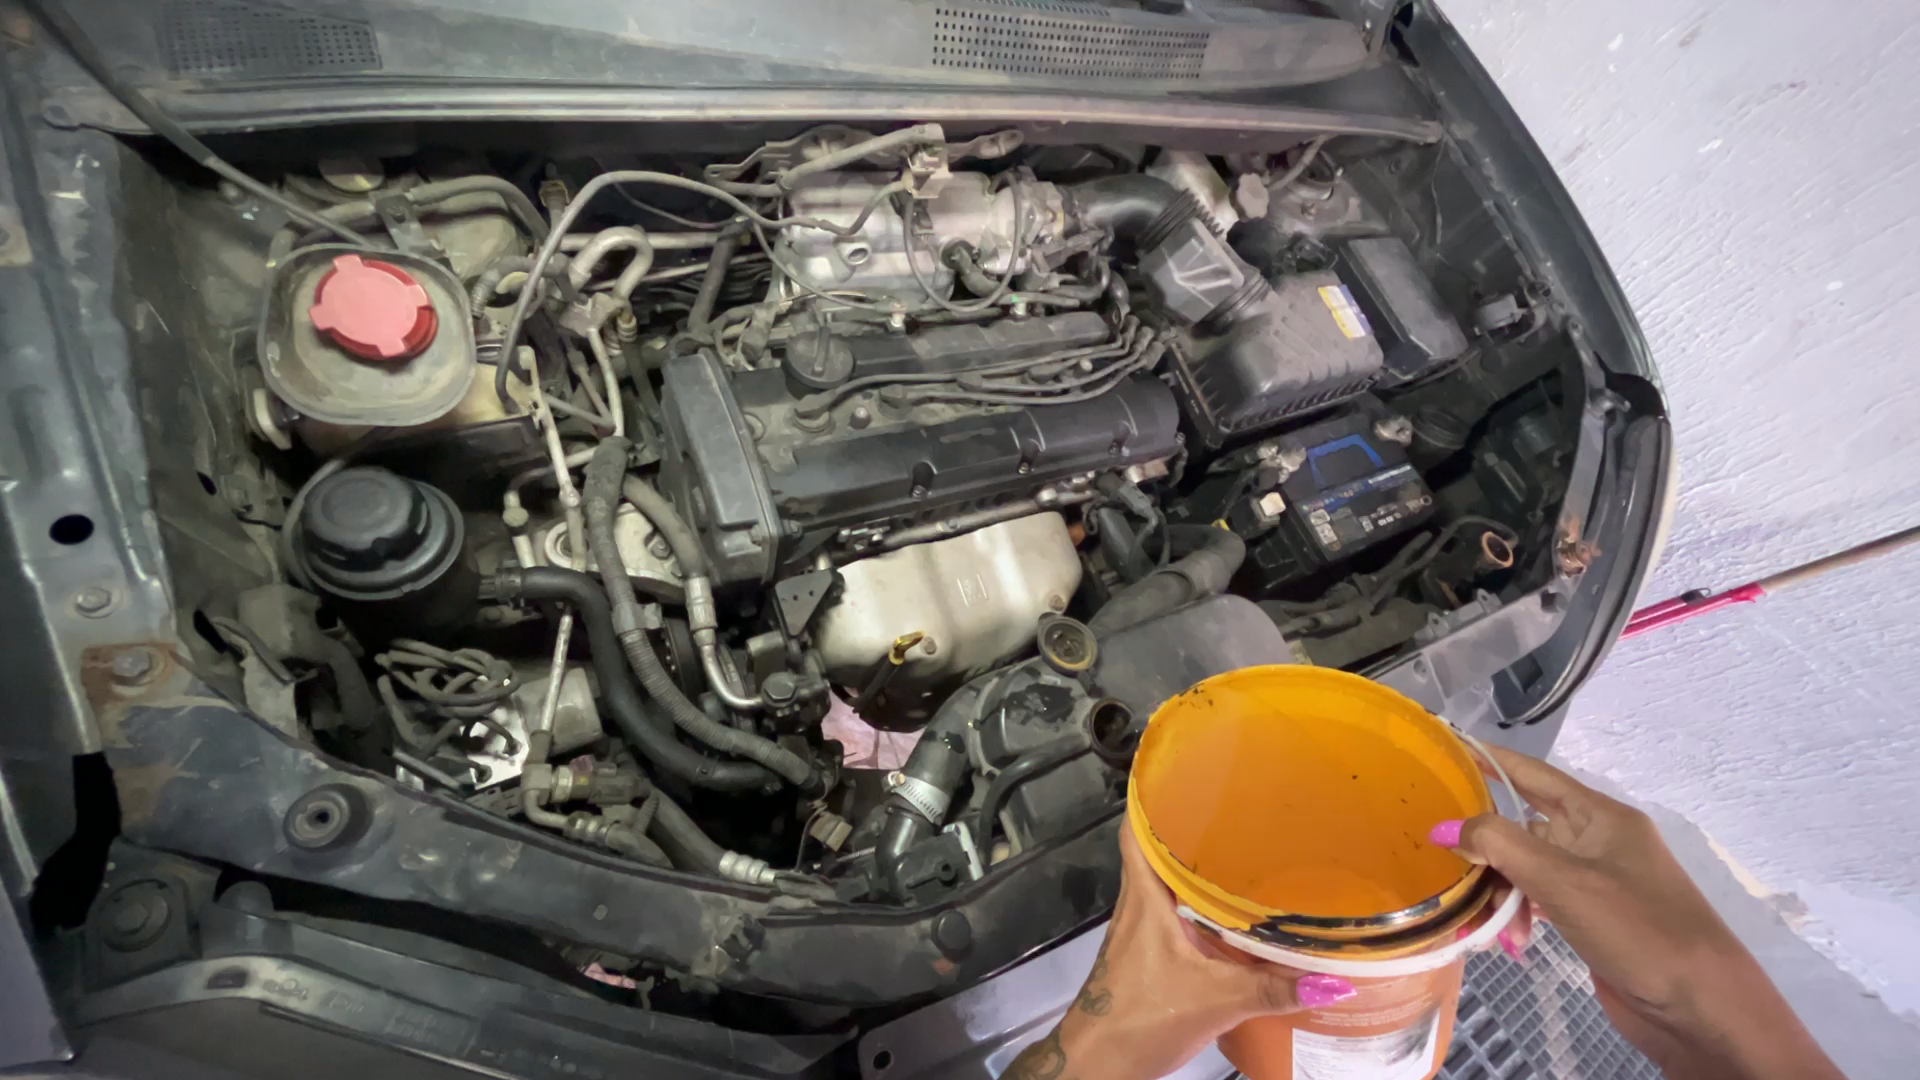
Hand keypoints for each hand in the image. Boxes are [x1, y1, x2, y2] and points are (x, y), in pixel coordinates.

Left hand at [1003, 823, 1355, 1079]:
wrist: (1101, 1059)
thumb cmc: (1145, 1013)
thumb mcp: (1214, 1001)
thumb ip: (1272, 990)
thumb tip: (1337, 979)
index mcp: (1144, 895)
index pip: (1135, 830)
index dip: (1147, 797)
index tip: (1176, 772)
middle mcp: (1137, 901)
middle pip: (1151, 849)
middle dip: (1180, 825)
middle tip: (1224, 805)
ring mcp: (1138, 926)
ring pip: (1159, 879)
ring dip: (1185, 862)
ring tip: (1230, 847)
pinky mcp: (1144, 950)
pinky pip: (1166, 908)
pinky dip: (1188, 898)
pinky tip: (1220, 910)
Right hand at [1431, 746, 1841, 1079]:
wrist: (1711, 1021)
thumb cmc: (1641, 933)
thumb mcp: (1562, 880)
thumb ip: (1496, 844)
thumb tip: (1441, 828)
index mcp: (1599, 817)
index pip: (1529, 771)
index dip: (1484, 756)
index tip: (1438, 746)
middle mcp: (1594, 840)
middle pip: (1517, 823)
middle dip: (1478, 841)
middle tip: (1434, 850)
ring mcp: (1593, 880)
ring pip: (1520, 865)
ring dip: (1494, 889)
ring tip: (1475, 918)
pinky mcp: (1589, 916)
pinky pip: (1534, 898)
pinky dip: (1514, 914)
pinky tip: (1507, 940)